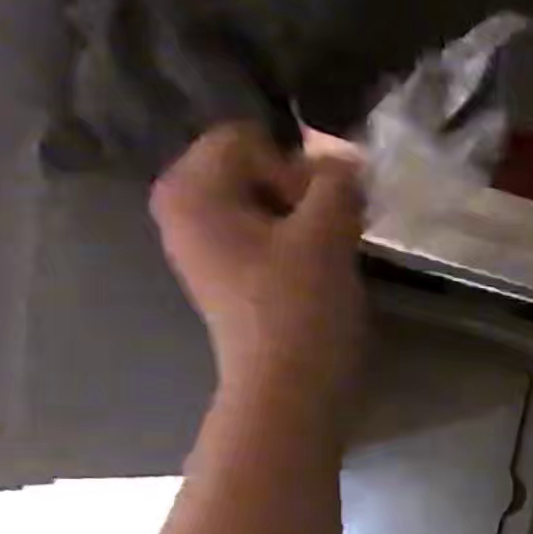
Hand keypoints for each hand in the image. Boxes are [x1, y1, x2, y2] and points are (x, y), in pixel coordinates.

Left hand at [149, 123, 366, 414]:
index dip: (300, 168)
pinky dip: (301, 252)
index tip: (331, 214)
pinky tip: (322, 281)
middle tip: (339, 237)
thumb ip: (337, 187)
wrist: (292, 393)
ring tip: (336, 261)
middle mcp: (186, 211)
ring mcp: (208, 250)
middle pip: (257, 173)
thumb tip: (346, 157)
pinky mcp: (234, 282)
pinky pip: (270, 243)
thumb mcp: (326, 239)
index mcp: (191, 190)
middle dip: (306, 197)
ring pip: (269, 211)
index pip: (249, 140)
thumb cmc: (301, 312)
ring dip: (311, 227)